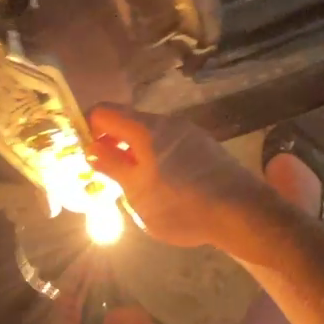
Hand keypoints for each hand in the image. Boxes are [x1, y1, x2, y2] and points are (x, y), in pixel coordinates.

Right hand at [84, 105, 275, 252]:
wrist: (243, 213)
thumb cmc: (181, 205)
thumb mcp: (137, 193)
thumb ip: (112, 167)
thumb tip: (90, 148)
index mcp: (145, 128)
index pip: (104, 110)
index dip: (86, 126)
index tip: (79, 152)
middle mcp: (166, 122)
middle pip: (127, 121)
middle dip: (109, 142)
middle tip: (100, 172)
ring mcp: (188, 133)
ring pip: (149, 134)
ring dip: (132, 152)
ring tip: (127, 184)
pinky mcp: (204, 148)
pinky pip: (168, 144)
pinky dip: (153, 157)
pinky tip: (159, 185)